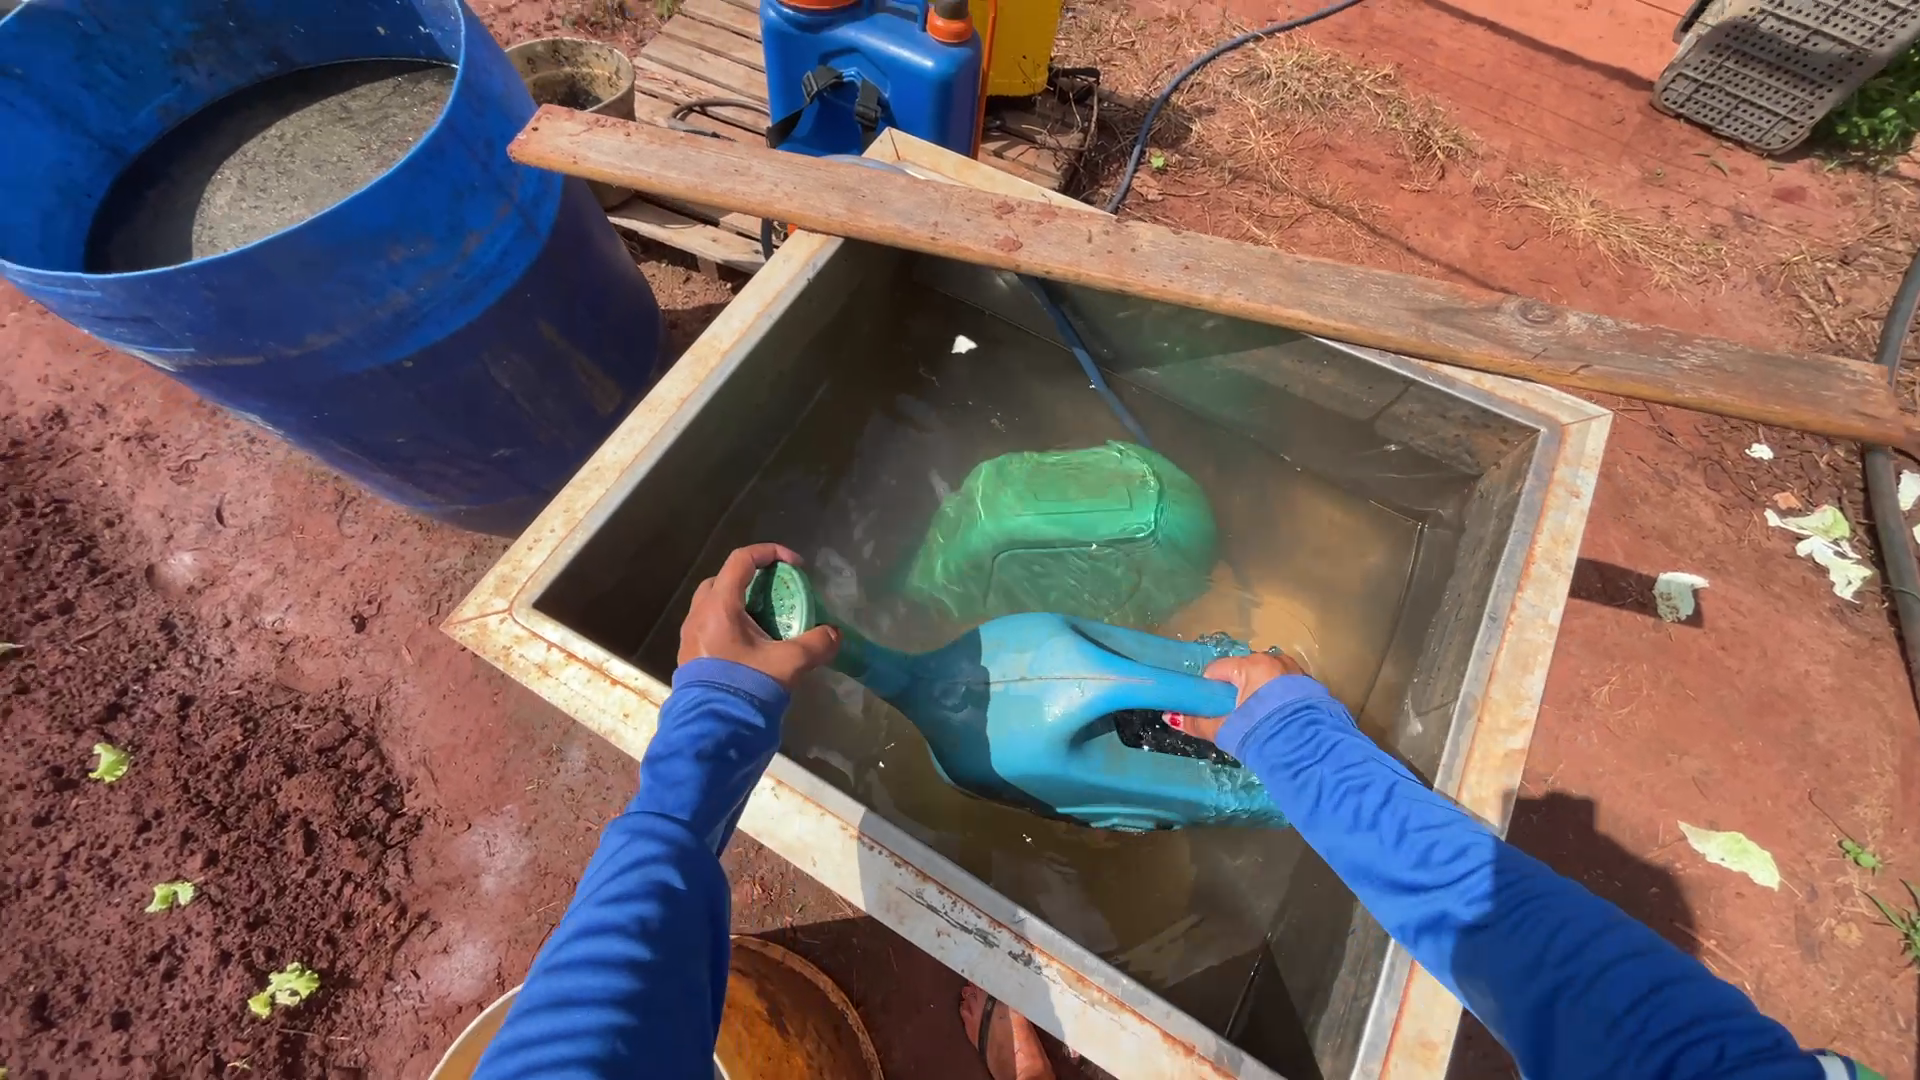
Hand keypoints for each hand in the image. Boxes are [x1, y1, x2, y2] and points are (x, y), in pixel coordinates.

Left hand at [678, 544, 839, 688]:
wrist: (712, 730)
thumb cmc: (747, 686)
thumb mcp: (788, 663)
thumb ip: (815, 644)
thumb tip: (834, 635)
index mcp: (719, 607)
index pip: (741, 560)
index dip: (770, 553)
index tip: (795, 565)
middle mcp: (699, 615)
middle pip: (724, 579)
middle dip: (752, 578)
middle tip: (776, 592)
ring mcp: (690, 636)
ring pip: (714, 604)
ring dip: (741, 603)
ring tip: (767, 620)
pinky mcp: (690, 656)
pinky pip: (710, 626)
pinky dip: (732, 624)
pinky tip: (752, 645)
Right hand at [1175, 652, 1304, 743]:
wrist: (1312, 754)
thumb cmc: (1262, 734)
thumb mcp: (1225, 730)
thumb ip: (1197, 722)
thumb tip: (1170, 718)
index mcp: (1249, 666)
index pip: (1217, 669)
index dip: (1211, 689)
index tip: (1214, 708)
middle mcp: (1274, 661)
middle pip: (1244, 671)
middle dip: (1238, 690)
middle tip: (1237, 717)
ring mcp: (1296, 671)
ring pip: (1267, 677)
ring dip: (1261, 693)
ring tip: (1261, 720)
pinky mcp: (1314, 686)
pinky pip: (1287, 686)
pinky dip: (1281, 698)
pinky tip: (1281, 719)